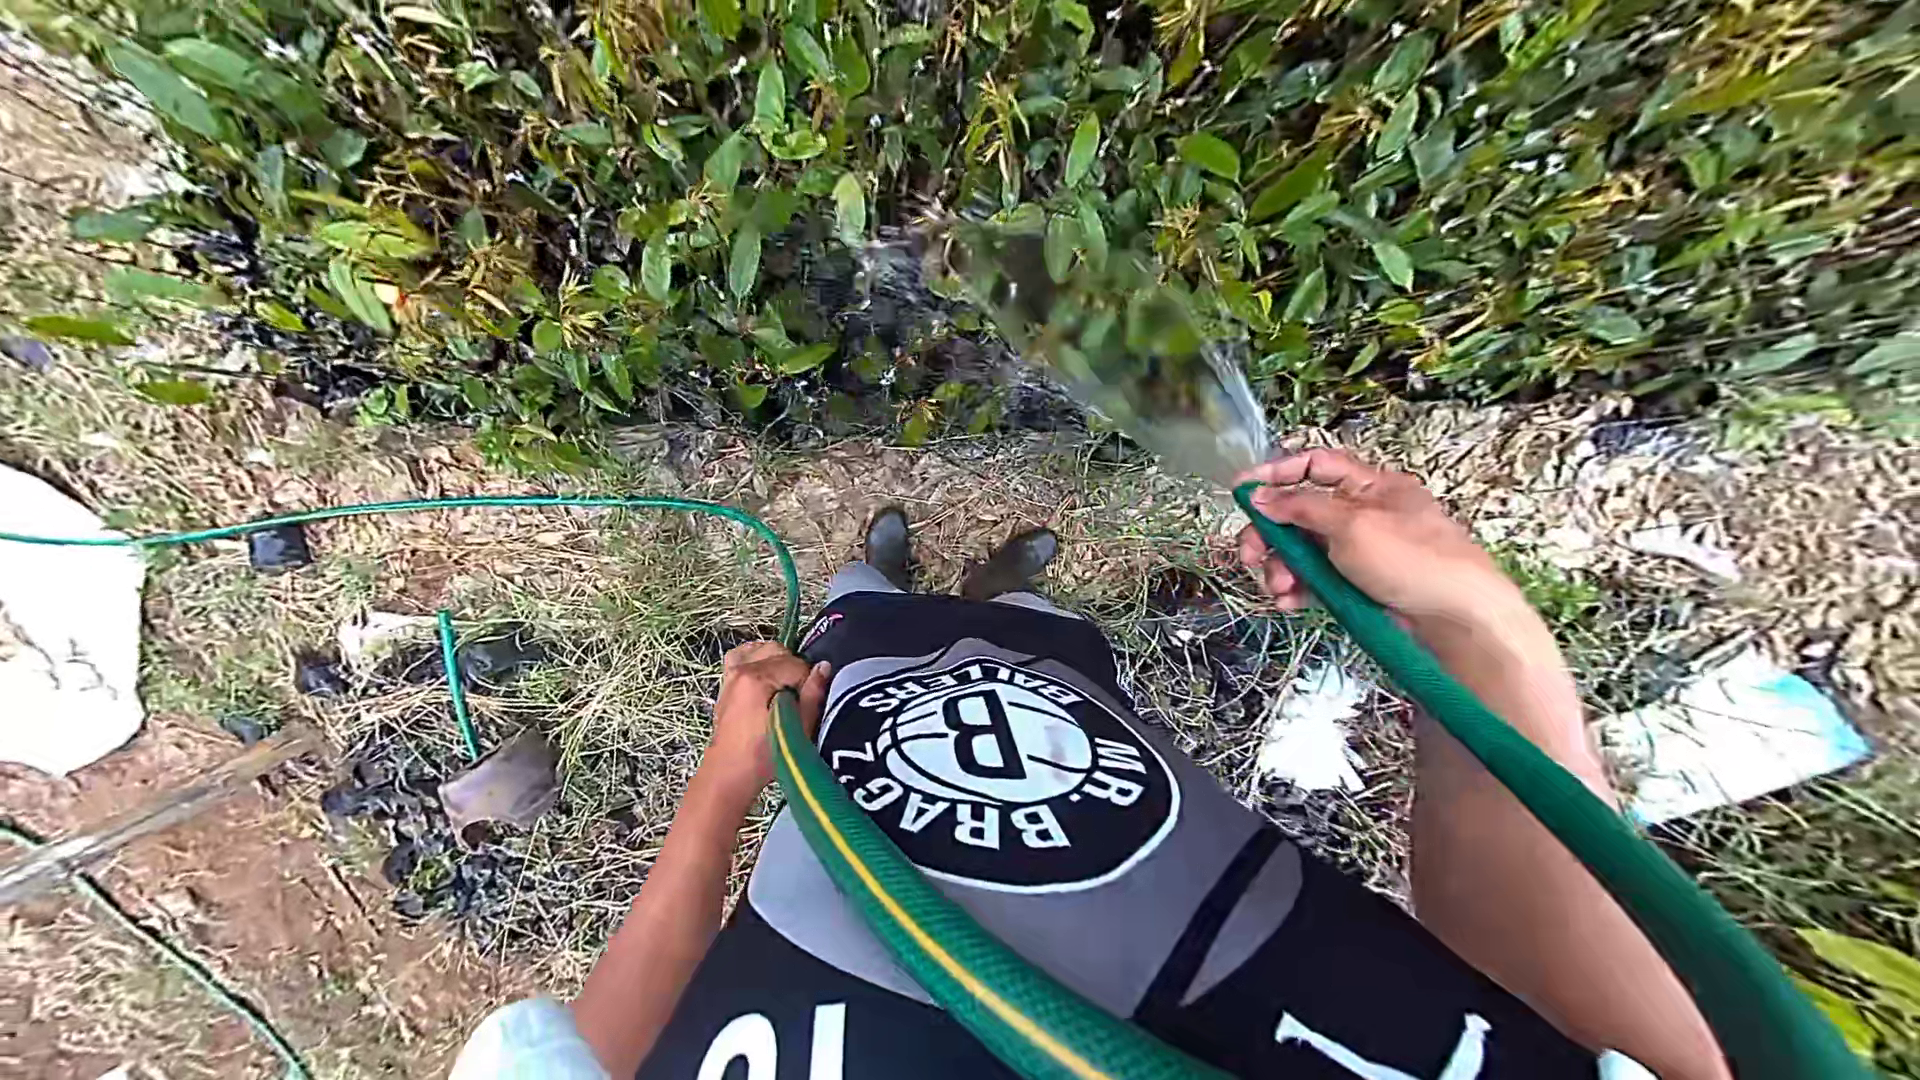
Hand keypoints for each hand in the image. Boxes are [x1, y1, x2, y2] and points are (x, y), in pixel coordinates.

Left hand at [704, 641, 831, 796]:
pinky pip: (744, 655)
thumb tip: (824, 666)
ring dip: (778, 663)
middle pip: (781, 653)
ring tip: (783, 688)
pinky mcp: (727, 681)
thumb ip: (813, 694)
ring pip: (764, 649)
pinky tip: (766, 675)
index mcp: (757, 678)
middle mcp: (742, 669)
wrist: (729, 775)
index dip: (808, 683)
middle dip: (795, 671)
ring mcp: (731, 673)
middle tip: (796, 698)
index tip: (806, 705)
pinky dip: (757, 658)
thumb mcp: (798, 728)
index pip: (797, 664)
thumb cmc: (765, 755)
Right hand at [1233, 449, 1531, 643]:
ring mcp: (1355, 550)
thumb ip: (1300, 508)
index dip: (1276, 473)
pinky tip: (1289, 602)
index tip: (1242, 489)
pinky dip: (1295, 588)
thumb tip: (1258, 496)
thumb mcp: (1351, 525)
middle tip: (1250, 555)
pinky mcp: (1352, 582)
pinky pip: (1312, 578)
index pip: (1315, 465)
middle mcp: (1359, 514)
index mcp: (1369, 487)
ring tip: (1279, 588)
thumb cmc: (1412, 560)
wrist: (1457, 620)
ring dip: (1280, 568)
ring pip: (1299, 550)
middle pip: (1297, 513)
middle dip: (1269, 535)